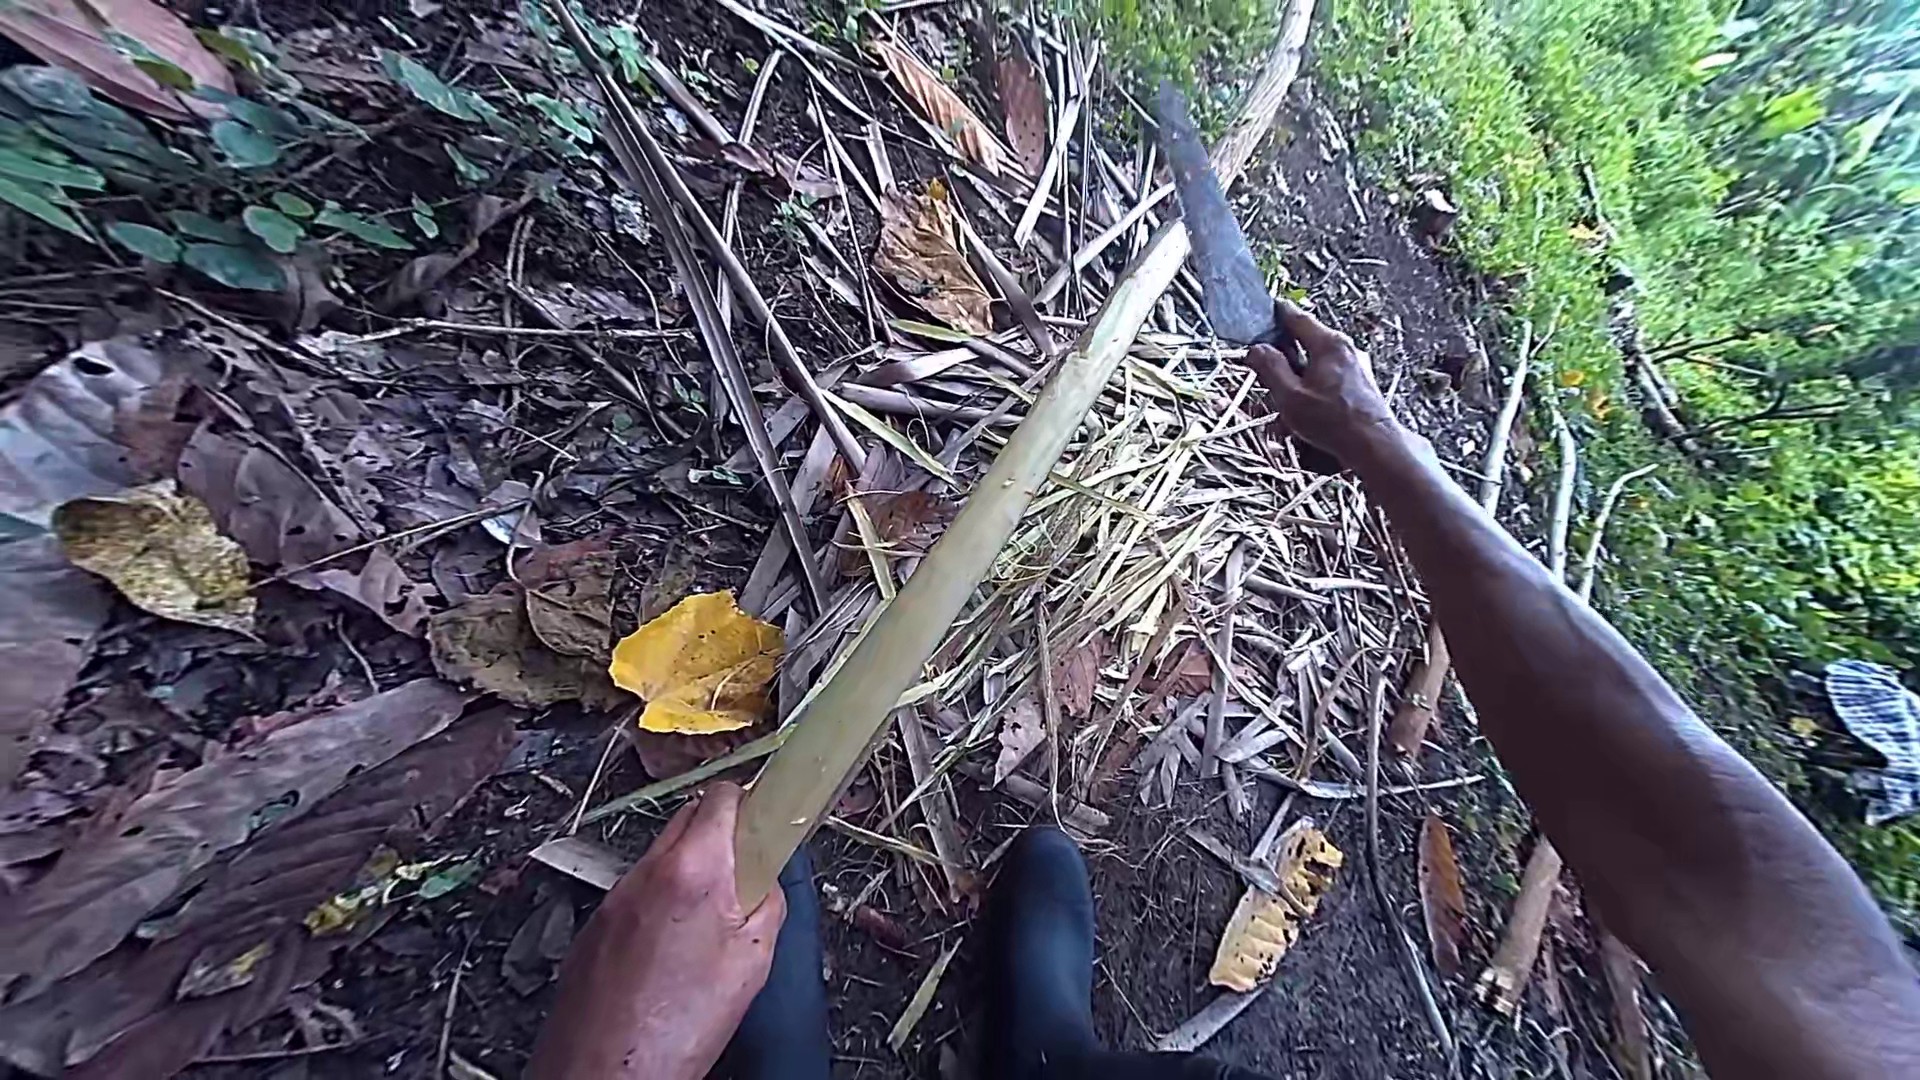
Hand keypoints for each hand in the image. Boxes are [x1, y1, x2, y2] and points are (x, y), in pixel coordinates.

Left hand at [526, 782, 784, 1079]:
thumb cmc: (677, 1031)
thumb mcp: (753, 959)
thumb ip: (768, 899)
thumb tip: (765, 876)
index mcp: (693, 869)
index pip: (723, 795)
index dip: (748, 801)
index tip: (762, 819)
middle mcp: (648, 872)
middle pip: (691, 813)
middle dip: (720, 829)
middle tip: (740, 868)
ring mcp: (614, 897)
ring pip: (662, 850)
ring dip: (688, 863)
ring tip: (704, 917)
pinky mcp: (593, 925)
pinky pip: (637, 886)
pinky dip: (659, 895)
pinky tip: (669, 944)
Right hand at [1246, 301, 1398, 465]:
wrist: (1372, 443)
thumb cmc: (1331, 420)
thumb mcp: (1289, 396)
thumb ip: (1270, 368)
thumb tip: (1256, 349)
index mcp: (1328, 344)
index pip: (1297, 318)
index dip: (1275, 314)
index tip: (1260, 313)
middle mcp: (1344, 348)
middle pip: (1305, 341)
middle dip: (1281, 355)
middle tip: (1262, 369)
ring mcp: (1354, 364)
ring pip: (1314, 362)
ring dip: (1294, 378)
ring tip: (1282, 403)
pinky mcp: (1357, 382)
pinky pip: (1325, 377)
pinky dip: (1309, 388)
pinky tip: (1302, 412)